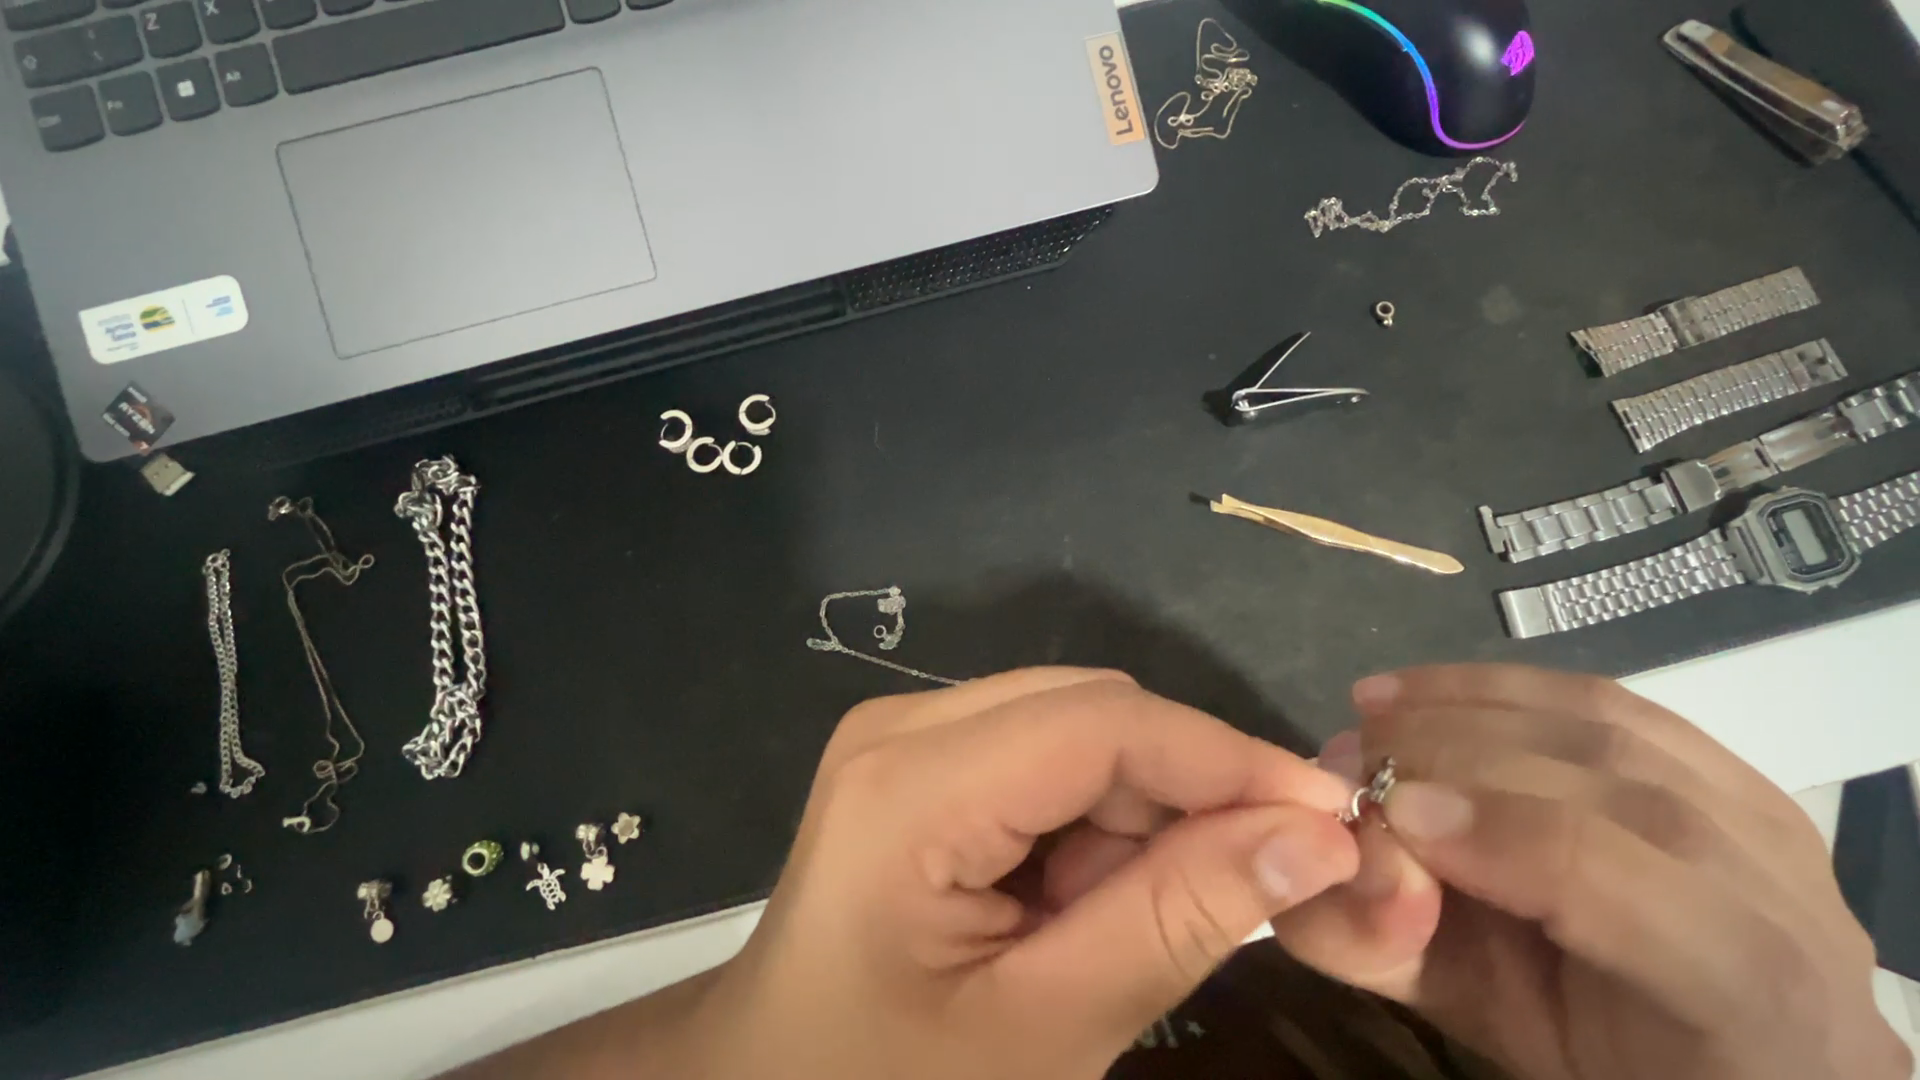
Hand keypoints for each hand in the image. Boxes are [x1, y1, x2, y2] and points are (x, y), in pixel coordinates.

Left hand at [686, 668, 1358, 1078]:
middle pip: (1088, 713)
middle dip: (1181, 789)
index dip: (1225, 757)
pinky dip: (1090, 817)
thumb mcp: (1046, 1027)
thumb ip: (1177, 918)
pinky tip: (1077, 894)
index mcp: (912, 786)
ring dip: (1135, 810)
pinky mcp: (914, 755)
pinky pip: (1039, 753)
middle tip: (1240, 888)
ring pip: (1073, 728)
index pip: (1101, 723)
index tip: (1331, 814)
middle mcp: (903, 724)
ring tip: (1119, 916)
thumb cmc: (891, 1079)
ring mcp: (902, 732)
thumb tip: (1313, 836)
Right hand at [1271, 664, 1909, 1079]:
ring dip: (1465, 705)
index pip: (1640, 896)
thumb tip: (1358, 853)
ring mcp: (1767, 820)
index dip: (1502, 835)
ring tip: (1371, 711)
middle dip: (1456, 754)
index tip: (1385, 810)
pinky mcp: (1723, 766)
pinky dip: (1497, 685)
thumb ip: (1395, 949)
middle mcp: (1791, 900)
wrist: (1698, 1037)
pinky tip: (1419, 689)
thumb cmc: (1588, 1046)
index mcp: (1749, 1005)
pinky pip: (1605, 700)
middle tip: (1352, 756)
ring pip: (1608, 727)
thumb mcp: (1473, 1019)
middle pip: (1616, 788)